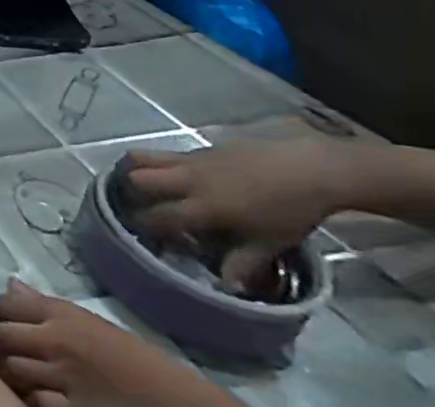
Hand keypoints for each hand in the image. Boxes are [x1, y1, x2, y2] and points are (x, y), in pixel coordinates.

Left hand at [0, 279, 237, 406]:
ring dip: (1, 368)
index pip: (6, 304)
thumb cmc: (134, 359)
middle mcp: (55, 341)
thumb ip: (46, 306)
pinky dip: (24, 397)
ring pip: (9, 369)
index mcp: (62, 315)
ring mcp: (61, 380)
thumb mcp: (90, 323)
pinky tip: (24, 394)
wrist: (172, 402)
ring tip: (1, 366)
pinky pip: (32, 401)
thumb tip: (10, 286)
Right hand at [123, 141, 352, 287]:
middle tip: (129, 203)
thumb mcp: (269, 243)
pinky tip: (173, 177)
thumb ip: (243, 263)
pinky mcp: (200, 148)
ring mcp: (192, 160)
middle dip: (128, 190)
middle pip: (140, 177)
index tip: (134, 230)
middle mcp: (190, 179)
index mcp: (205, 206)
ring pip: (146, 156)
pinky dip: (158, 164)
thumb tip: (226, 286)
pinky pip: (167, 154)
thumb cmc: (289, 210)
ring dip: (133, 168)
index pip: (161, 215)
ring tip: (132, 180)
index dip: (143, 224)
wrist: (305, 169)